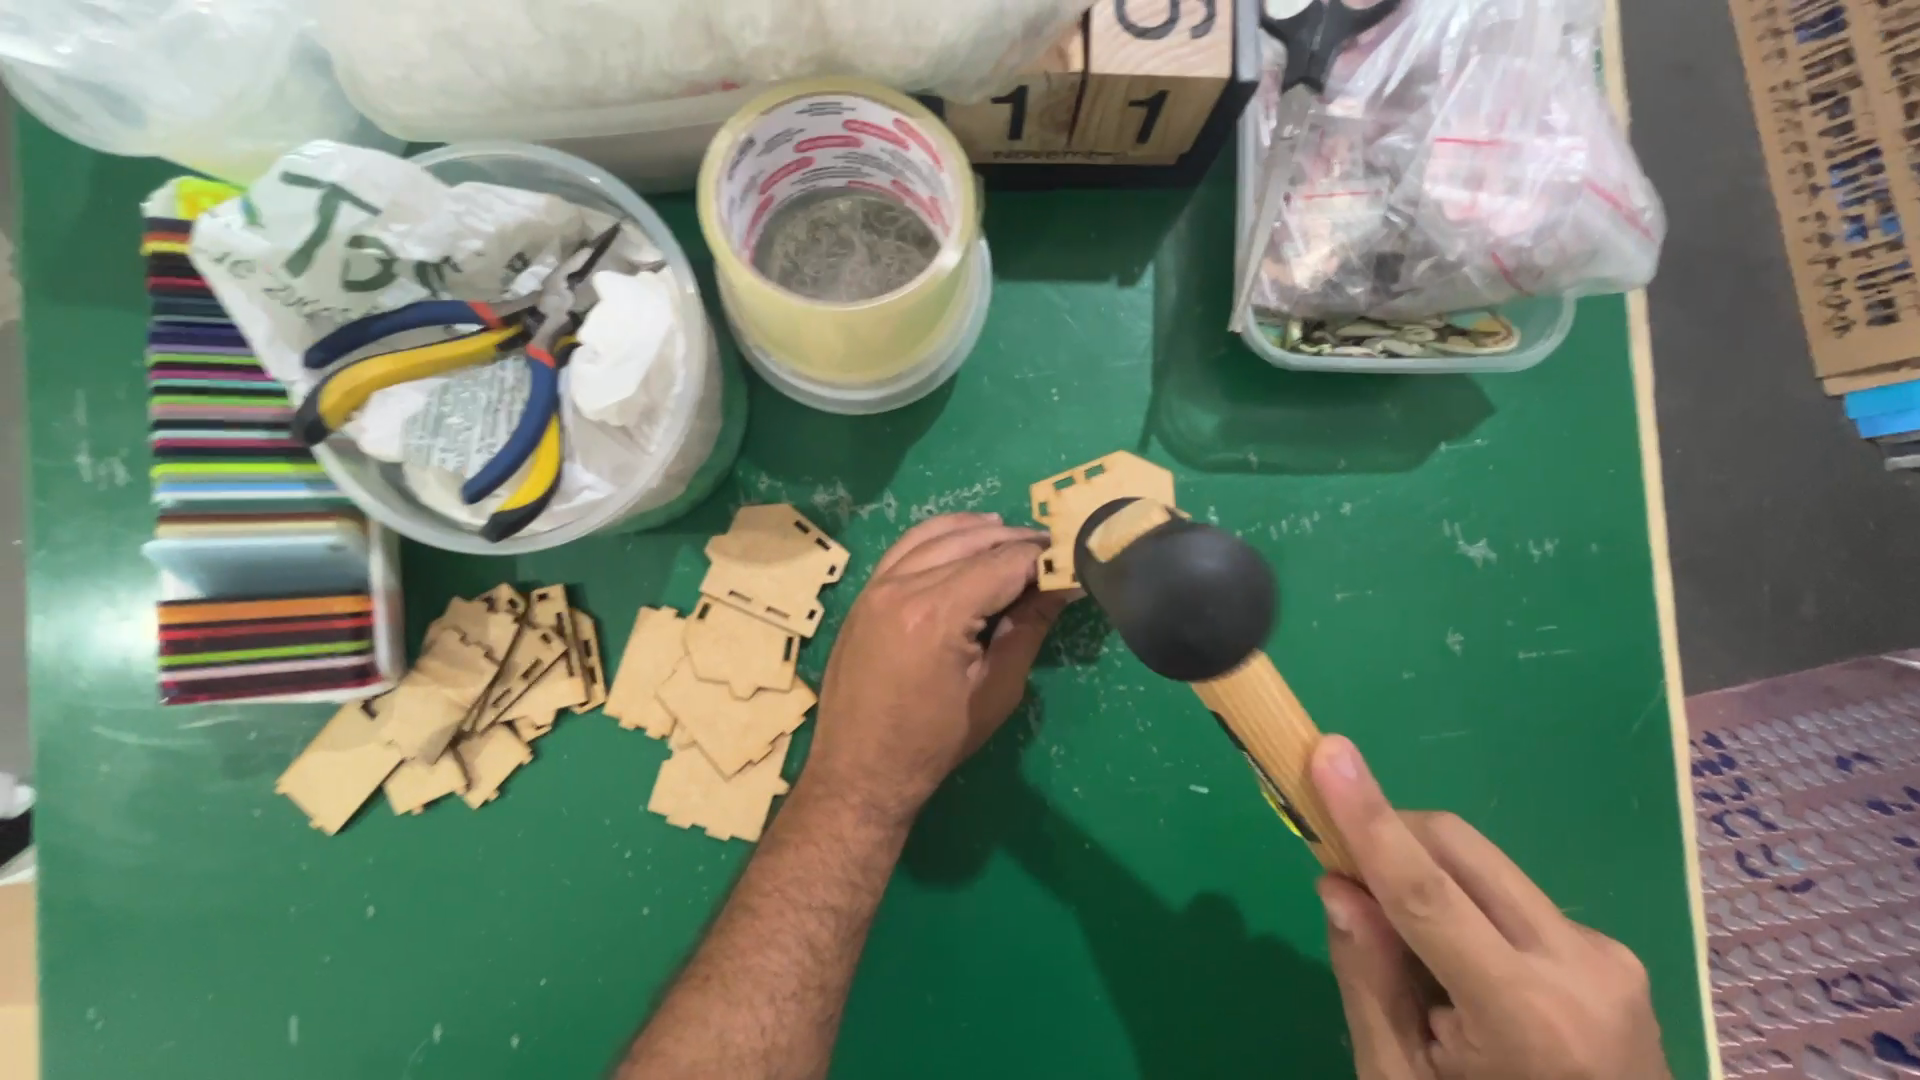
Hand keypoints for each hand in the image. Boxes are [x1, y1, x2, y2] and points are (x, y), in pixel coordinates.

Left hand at [806, 513, 1073, 825]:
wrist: (861, 770)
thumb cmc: (934, 741)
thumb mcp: (995, 690)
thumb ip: (1030, 628)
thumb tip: (1064, 586)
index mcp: (937, 614)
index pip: (1004, 564)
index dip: (1043, 560)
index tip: (1071, 563)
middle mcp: (902, 587)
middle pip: (972, 542)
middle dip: (1016, 542)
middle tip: (1050, 552)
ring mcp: (877, 586)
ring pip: (935, 536)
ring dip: (978, 531)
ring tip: (1013, 536)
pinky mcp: (865, 594)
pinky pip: (905, 547)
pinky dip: (938, 536)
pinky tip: (961, 539)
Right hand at [1310, 736, 1670, 1079]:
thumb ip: (1367, 980)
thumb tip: (1337, 884)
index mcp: (1529, 1019)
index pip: (1425, 892)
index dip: (1367, 819)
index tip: (1328, 753)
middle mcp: (1581, 968)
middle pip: (1456, 851)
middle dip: (1386, 837)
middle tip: (1339, 871)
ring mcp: (1606, 957)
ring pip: (1480, 864)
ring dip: (1420, 871)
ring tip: (1405, 944)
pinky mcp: (1612, 954)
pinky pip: (1507, 893)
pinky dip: (1458, 899)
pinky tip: (1456, 963)